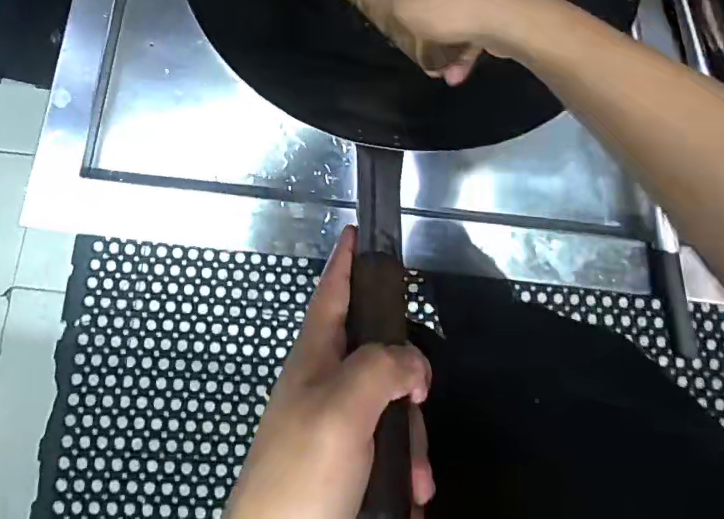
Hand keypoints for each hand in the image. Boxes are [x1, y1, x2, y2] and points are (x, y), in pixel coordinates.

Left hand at [225, 226, 433, 518]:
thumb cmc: (302, 469)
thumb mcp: (343, 407)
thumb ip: (381, 368)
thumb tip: (412, 360)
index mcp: (315, 354)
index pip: (332, 291)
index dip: (345, 260)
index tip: (355, 231)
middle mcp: (323, 381)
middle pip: (378, 356)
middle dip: (407, 384)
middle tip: (421, 408)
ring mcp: (332, 423)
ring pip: (388, 408)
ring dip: (410, 442)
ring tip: (415, 483)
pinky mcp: (342, 463)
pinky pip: (385, 451)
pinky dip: (402, 472)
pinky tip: (407, 497)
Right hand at [358, 0, 547, 84]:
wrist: (514, 18)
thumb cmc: (447, 7)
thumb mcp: (401, 4)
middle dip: (402, 10)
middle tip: (390, 30)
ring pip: (440, 12)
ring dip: (431, 40)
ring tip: (429, 66)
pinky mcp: (490, 5)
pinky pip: (464, 28)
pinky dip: (457, 49)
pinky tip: (453, 73)